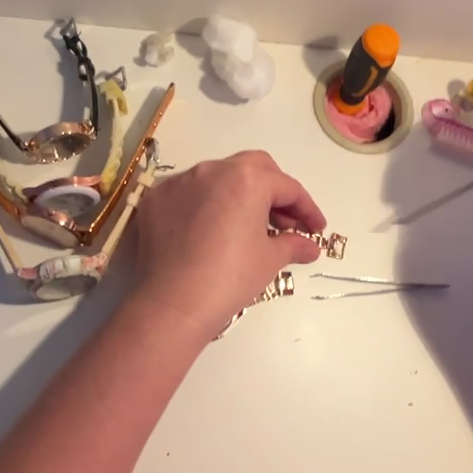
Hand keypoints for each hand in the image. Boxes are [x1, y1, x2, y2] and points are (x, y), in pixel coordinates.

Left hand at [125, 151, 327, 336]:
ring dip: (238, 194)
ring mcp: (180, 182)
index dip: (307, 209)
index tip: (316, 229)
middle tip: (284, 220)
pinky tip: (210, 230)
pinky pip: (188, 194)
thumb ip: (293, 244)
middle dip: (274, 190)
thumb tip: (310, 246)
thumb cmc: (230, 278)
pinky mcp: (156, 199)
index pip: (287, 187)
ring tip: (247, 225)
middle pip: (253, 168)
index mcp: (247, 179)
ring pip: (218, 177)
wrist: (174, 304)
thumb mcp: (270, 260)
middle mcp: (212, 170)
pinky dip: (205, 205)